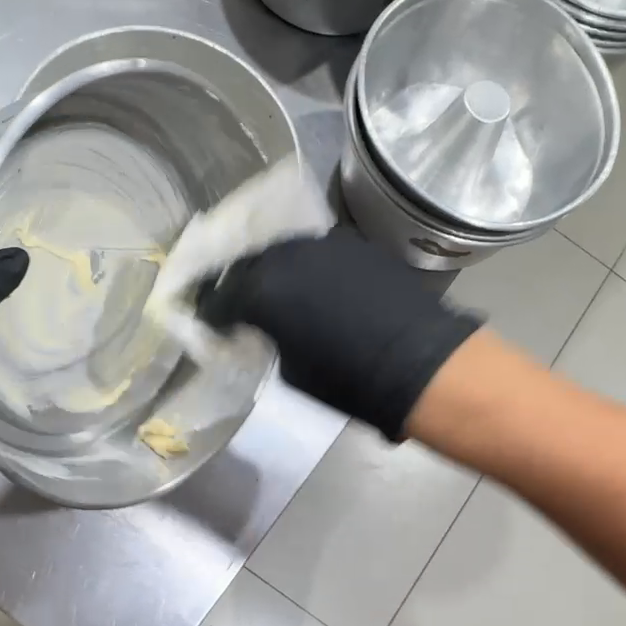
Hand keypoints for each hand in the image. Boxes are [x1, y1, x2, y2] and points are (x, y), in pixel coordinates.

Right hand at [194, 228, 482, 439]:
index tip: (208, 323)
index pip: (219, 298)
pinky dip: (305, 269)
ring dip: (272, 271)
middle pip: (248, 264)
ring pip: (282, 252)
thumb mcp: (289, 368)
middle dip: (238, 285)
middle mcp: (287, 254)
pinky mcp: (354, 244)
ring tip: (271, 294)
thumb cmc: (347, 381)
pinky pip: (315, 254)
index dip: (210, 312)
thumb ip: (267, 338)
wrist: (418, 363)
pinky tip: (309, 289)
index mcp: (261, 289)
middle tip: (233, 305)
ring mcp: (323, 244)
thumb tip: (263, 329)